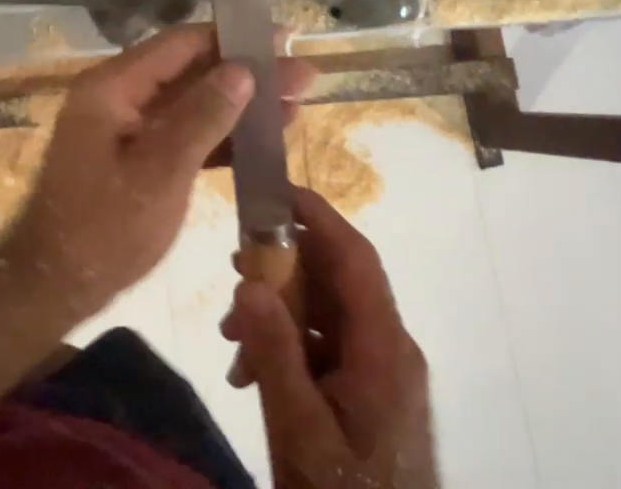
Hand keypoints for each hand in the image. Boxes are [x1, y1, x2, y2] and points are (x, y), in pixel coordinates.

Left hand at [0, 25, 311, 315]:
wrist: (54, 282)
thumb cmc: (105, 228)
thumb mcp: (161, 172)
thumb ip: (202, 117)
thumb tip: (242, 69)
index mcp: (111, 88)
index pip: (178, 45)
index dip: (231, 39)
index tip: (282, 37)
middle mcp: (114, 97)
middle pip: (187, 72)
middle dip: (245, 74)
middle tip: (303, 76)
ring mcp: (121, 128)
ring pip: (188, 104)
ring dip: (237, 106)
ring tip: (296, 104)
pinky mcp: (131, 157)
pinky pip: (179, 133)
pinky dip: (218, 135)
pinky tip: (260, 139)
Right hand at [223, 188, 437, 488]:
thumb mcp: (298, 428)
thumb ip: (274, 352)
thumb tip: (248, 279)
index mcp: (384, 350)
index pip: (355, 259)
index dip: (317, 217)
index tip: (273, 191)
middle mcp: (390, 349)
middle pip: (335, 280)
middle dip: (280, 268)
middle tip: (230, 268)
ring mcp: (381, 370)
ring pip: (325, 311)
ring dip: (276, 311)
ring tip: (230, 337)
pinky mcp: (368, 389)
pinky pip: (325, 343)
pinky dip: (285, 342)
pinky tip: (249, 371)